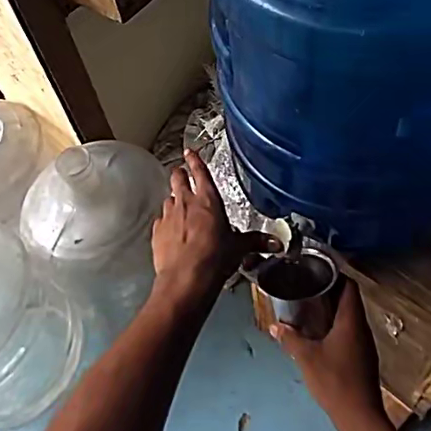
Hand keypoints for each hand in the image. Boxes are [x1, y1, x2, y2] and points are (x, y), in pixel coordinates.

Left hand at [150, 150, 254, 311]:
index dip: (195, 159)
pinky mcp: (156, 232)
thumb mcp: (239, 248)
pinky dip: (166, 223)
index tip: (190, 152)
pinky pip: (160, 221)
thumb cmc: (214, 258)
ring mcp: (168, 215)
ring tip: (181, 209)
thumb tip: (274, 243)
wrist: (186, 279)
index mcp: (208, 199)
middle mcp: (186, 202)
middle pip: (178, 177)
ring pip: (168, 198)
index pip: (200, 171)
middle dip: (180, 174)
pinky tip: (172, 232)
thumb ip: (255, 241)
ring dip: (174, 200)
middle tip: (183, 176)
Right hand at [271, 281, 382, 430]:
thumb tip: (275, 326)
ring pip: (352, 317)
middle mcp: (362, 328)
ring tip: (312, 309)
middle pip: (350, 300)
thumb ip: (291, 339)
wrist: (360, 416)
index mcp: (351, 320)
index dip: (336, 275)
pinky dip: (339, 327)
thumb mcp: (307, 358)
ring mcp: (366, 344)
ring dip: (335, 310)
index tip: (318, 271)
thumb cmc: (335, 381)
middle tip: (309, 289)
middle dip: (332, 292)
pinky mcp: (365, 358)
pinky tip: (323, 335)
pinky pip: (352, 333)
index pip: (349, 286)